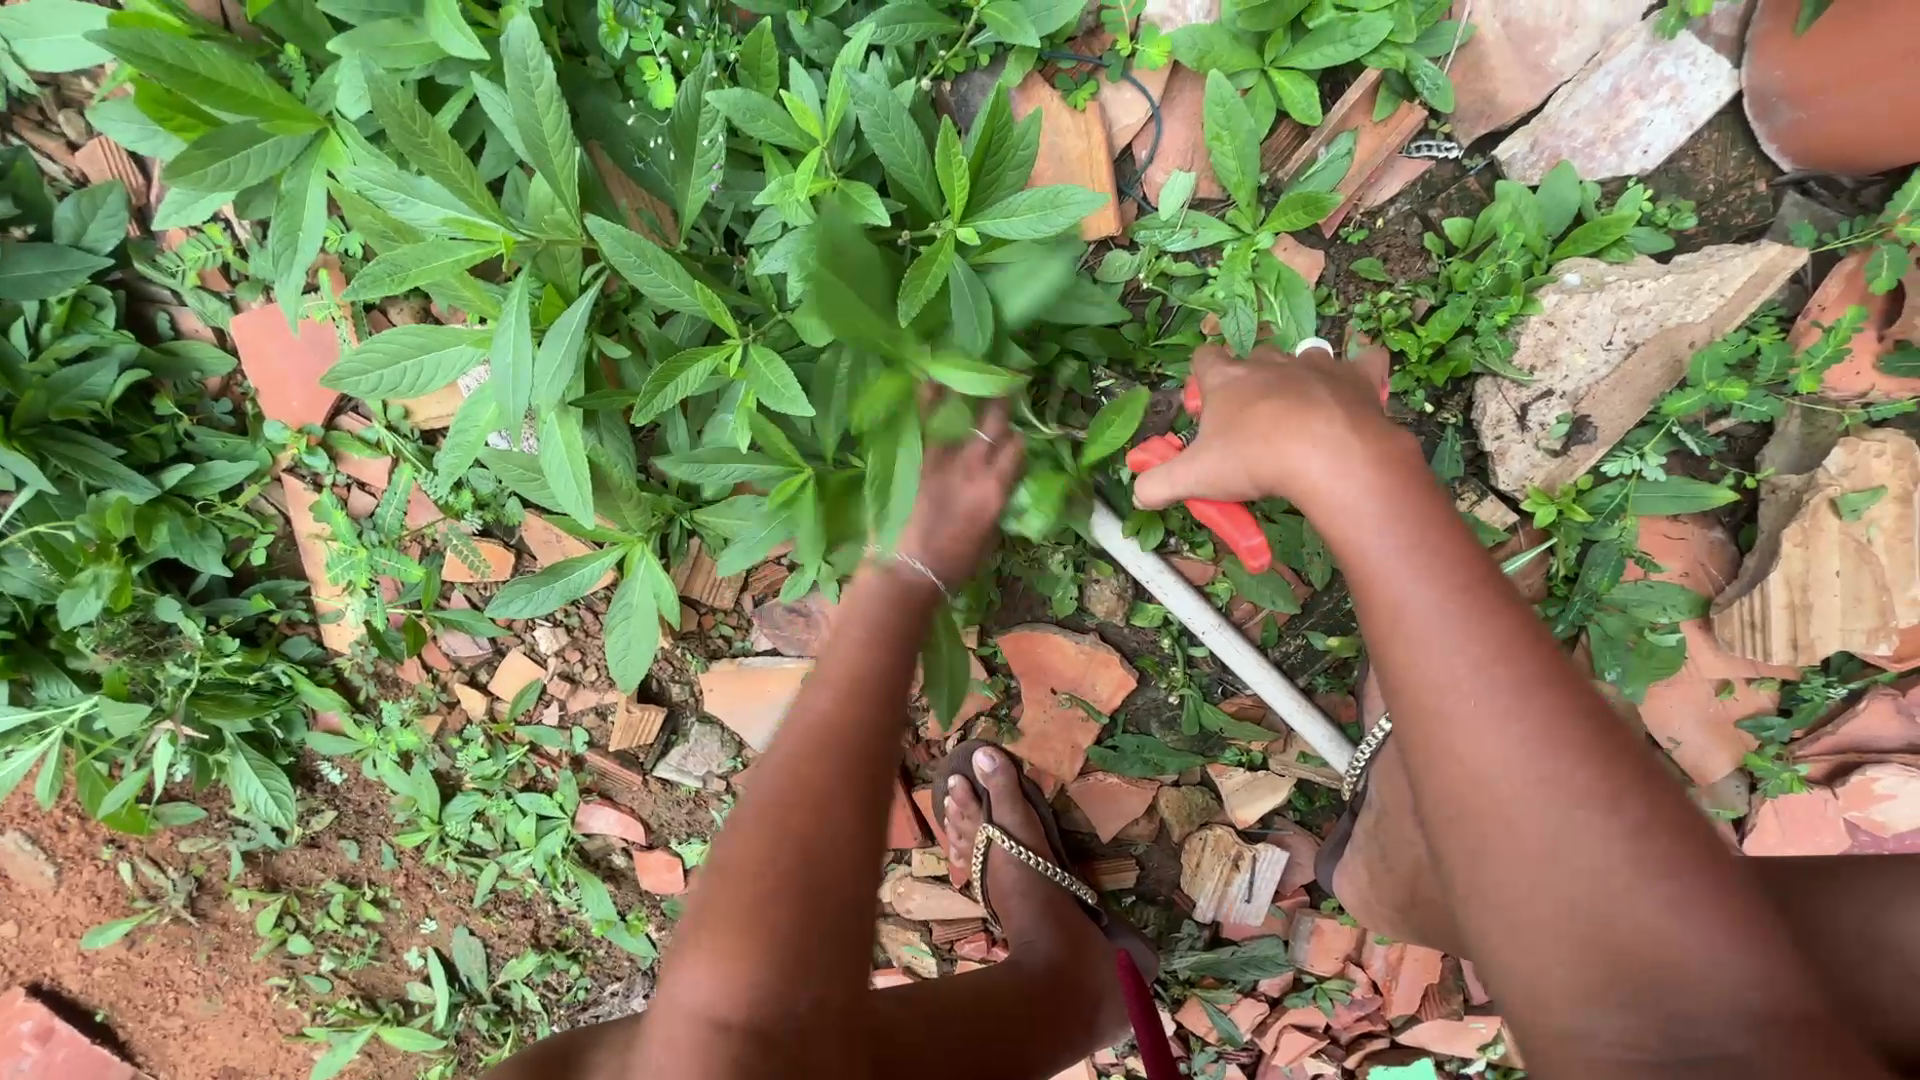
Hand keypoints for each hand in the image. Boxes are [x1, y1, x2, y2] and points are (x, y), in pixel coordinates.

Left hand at [893, 396, 1023, 588]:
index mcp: (996, 491)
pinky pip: (923, 419)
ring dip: (970, 394)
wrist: (907, 572)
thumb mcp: (987, 538)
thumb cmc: (951, 566)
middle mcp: (974, 467)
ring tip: (973, 377)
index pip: (1017, 450)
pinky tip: (931, 378)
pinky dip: (928, 397)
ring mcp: (942, 458)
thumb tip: (994, 489)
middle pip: (996, 424)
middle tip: (1005, 384)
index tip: (1014, 433)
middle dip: (1002, 403)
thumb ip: (993, 506)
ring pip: (963, 415)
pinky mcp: (914, 458)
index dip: (1017, 440)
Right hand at [1132, 344, 1412, 514]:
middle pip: (1253, 356)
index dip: (1200, 377)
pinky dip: (1361, 369)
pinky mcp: (1356, 379)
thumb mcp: (1194, 478)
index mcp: (1227, 379)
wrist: (1328, 455)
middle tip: (1248, 421)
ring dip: (1298, 376)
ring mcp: (1316, 365)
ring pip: (1304, 355)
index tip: (1203, 406)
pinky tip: (1357, 386)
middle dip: (1249, 380)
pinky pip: (1365, 360)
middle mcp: (1269, 363)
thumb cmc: (1253, 460)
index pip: (1204, 357)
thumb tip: (1138, 493)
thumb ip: (1158, 484)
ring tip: (1297, 409)